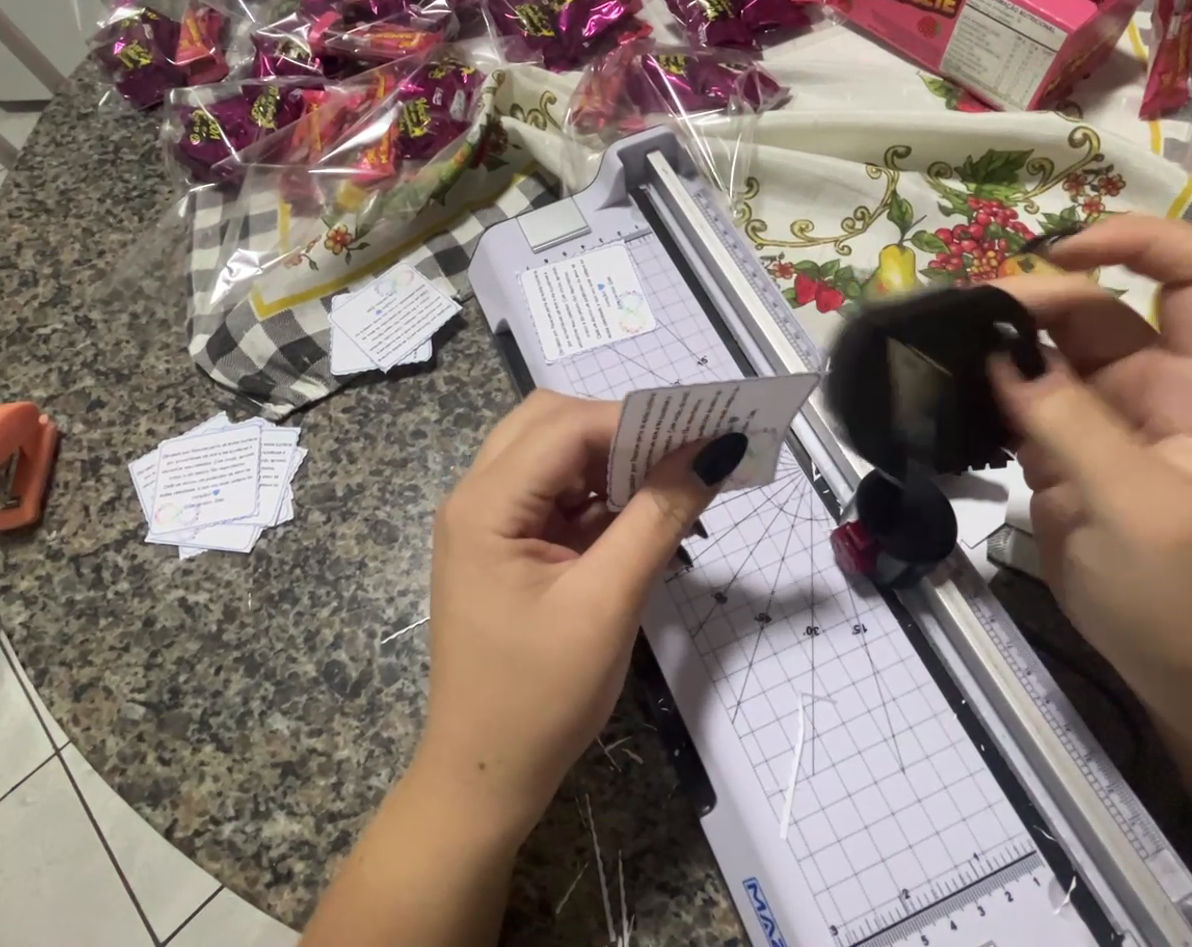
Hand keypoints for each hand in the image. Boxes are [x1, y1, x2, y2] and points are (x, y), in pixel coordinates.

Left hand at [413, 391, 745, 842]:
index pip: (565, 426)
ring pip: (553, 455)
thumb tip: (715, 451)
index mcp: (485, 506)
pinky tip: (640, 517)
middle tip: (682, 455)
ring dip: (610, 461)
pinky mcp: (506, 546)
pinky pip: (555, 495)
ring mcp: (488, 522)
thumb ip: (659, 518)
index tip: (703, 431)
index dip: (634, 420)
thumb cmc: (542, 696)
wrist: (487, 771)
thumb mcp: (609, 603)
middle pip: (550, 425)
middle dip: (619, 431)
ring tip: (671, 484)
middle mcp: (476, 499)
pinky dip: (598, 495)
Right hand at [990, 216, 1191, 723]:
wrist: (1188, 671)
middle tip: (958, 315)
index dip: (1143, 244)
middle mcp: (1146, 392)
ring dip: (997, 341)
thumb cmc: (1186, 593)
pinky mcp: (1059, 460)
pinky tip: (943, 389)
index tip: (1065, 252)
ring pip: (1047, 357)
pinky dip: (982, 390)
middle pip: (1097, 313)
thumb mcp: (1136, 507)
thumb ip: (1072, 427)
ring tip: (935, 340)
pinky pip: (1018, 405)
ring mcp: (1097, 426)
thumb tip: (1002, 360)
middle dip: (1034, 298)